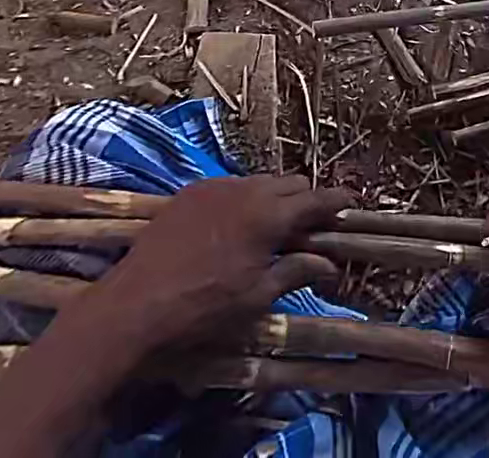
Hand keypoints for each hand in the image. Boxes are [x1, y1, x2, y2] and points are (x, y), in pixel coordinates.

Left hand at [81, 175, 351, 349]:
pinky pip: (231, 185)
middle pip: (290, 182)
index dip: (337, 200)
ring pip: (260, 181)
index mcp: (268, 215)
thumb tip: (330, 265)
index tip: (351, 202)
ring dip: (275, 197)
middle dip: (306, 199)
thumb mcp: (256, 297)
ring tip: (273, 227)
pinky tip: (236, 224)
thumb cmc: (203, 307)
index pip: (315, 199)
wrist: (137, 302)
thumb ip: (296, 272)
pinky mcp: (191, 190)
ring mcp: (216, 186)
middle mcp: (246, 189)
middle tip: (311, 226)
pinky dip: (245, 198)